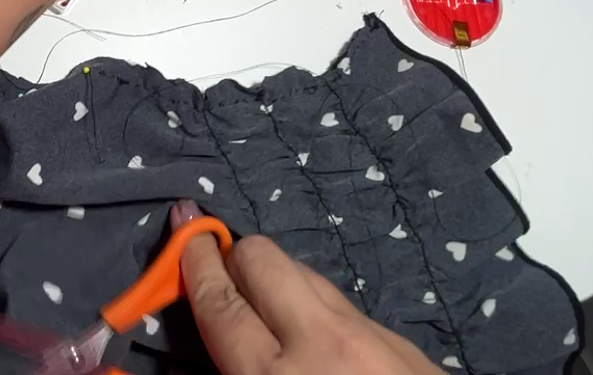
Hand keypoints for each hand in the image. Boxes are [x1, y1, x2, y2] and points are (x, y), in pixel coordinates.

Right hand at [174, 201, 442, 374]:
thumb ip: (234, 372)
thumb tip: (211, 343)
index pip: (221, 301)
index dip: (195, 261)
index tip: (184, 231)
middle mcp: (322, 344)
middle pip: (261, 258)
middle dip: (235, 257)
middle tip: (223, 277)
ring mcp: (372, 340)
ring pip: (306, 272)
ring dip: (278, 281)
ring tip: (271, 312)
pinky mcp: (408, 349)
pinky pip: (347, 306)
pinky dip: (322, 312)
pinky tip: (325, 347)